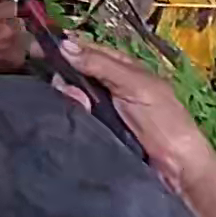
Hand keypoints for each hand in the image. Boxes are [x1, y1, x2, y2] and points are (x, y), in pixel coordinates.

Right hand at [51, 37, 215, 193]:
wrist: (178, 172)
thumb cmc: (165, 121)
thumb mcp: (136, 85)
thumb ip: (100, 64)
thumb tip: (64, 44)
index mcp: (120, 66)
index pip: (85, 47)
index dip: (63, 44)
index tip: (37, 45)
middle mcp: (106, 83)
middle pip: (71, 69)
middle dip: (65, 74)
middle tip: (68, 86)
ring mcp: (98, 107)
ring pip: (69, 91)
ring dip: (69, 94)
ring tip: (81, 105)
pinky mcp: (92, 127)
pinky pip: (72, 112)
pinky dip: (70, 111)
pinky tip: (76, 114)